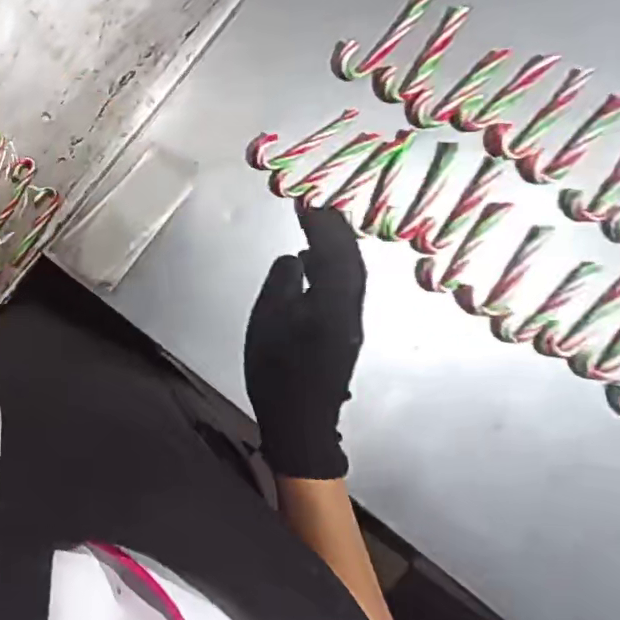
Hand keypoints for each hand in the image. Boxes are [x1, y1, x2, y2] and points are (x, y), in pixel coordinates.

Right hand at [244, 203, 365, 479]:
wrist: (301, 418)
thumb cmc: (277, 372)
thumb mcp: (267, 324)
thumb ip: (281, 286)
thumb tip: (292, 260)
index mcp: (331, 303)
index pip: (331, 253)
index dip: (320, 225)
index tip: (307, 201)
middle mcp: (350, 308)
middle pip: (349, 260)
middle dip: (334, 229)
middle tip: (317, 205)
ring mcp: (351, 321)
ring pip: (351, 273)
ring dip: (336, 246)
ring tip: (318, 225)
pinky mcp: (345, 332)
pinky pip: (345, 286)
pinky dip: (334, 265)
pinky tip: (315, 263)